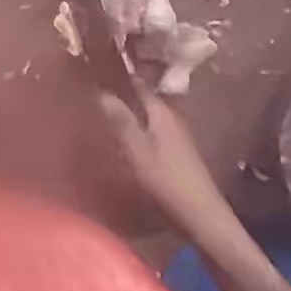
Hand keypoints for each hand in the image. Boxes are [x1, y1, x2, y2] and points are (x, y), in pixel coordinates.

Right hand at [104, 89, 290, 290]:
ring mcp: (174, 136)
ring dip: (124, 112)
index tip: (88, 69)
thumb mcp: (138, 152)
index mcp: (161, 111)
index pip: (135, 82)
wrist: (204, 221)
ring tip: (95, 112)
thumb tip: (100, 90)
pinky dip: (131, 129)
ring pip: (143, 115)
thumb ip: (120, 121)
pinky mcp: (174, 154)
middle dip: (117, 92)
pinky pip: (146, 131)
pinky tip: (116, 139)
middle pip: (139, 98)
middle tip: (86, 90)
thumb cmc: (168, 183)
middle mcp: (170, 117)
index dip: (114, 75)